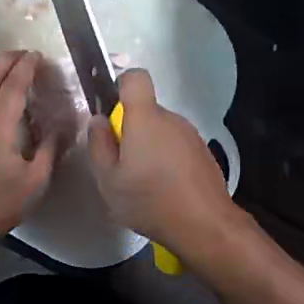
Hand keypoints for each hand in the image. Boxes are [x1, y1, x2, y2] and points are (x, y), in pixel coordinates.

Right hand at [86, 69, 236, 253]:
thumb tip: (98, 120)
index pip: (135, 78)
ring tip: (144, 183)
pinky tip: (165, 190)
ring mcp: (192, 136)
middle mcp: (172, 119)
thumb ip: (99, 145)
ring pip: (163, 131)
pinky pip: (178, 148)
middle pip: (147, 112)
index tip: (111, 111)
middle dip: (132, 130)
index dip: (120, 86)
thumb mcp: (109, 180)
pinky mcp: (204, 154)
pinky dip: (169, 161)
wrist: (204, 225)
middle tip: (122, 165)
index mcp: (146, 118)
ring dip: (151, 148)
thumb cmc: (150, 200)